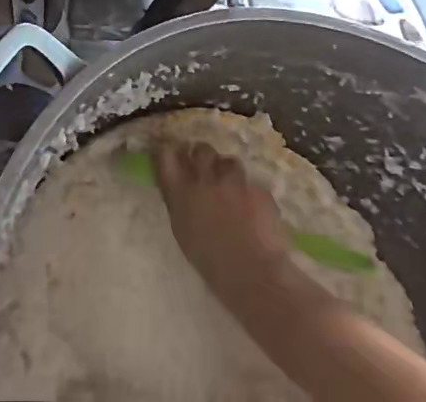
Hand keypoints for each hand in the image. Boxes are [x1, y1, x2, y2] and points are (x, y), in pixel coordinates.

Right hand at [156, 141, 288, 291]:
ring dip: (228, 171)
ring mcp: (234, 182)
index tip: (175, 156)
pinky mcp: (258, 189)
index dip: (171, 154)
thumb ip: (178, 203)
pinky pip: (251, 182)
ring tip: (233, 188)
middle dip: (204, 156)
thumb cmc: (211, 262)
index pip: (167, 156)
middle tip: (208, 169)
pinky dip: (251, 192)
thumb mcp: (183, 232)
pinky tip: (254, 209)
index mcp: (181, 193)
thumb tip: (177, 187)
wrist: (253, 275)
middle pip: (201, 150)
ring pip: (229, 161)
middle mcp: (205, 180)